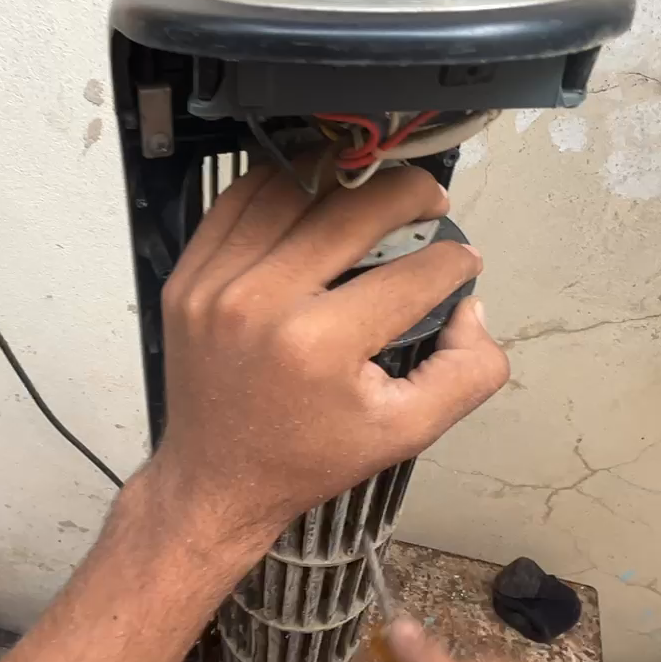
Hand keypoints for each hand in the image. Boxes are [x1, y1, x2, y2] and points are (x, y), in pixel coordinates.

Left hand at [144, 163, 508, 553]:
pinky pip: (238, 202)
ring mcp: (213, 284)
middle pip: (352, 210)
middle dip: (410, 194)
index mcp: (317, 344)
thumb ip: (466, 372)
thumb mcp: (406, 433)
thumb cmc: (307, 459)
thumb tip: (472, 305)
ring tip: (377, 193)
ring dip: (346, 180)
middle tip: (432, 201)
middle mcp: (259, 302)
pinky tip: (315, 197)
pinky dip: (283, 188)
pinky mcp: (188, 277)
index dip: (454, 261)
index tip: (464, 261)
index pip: (411, 274)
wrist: (218, 481)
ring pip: (293, 190)